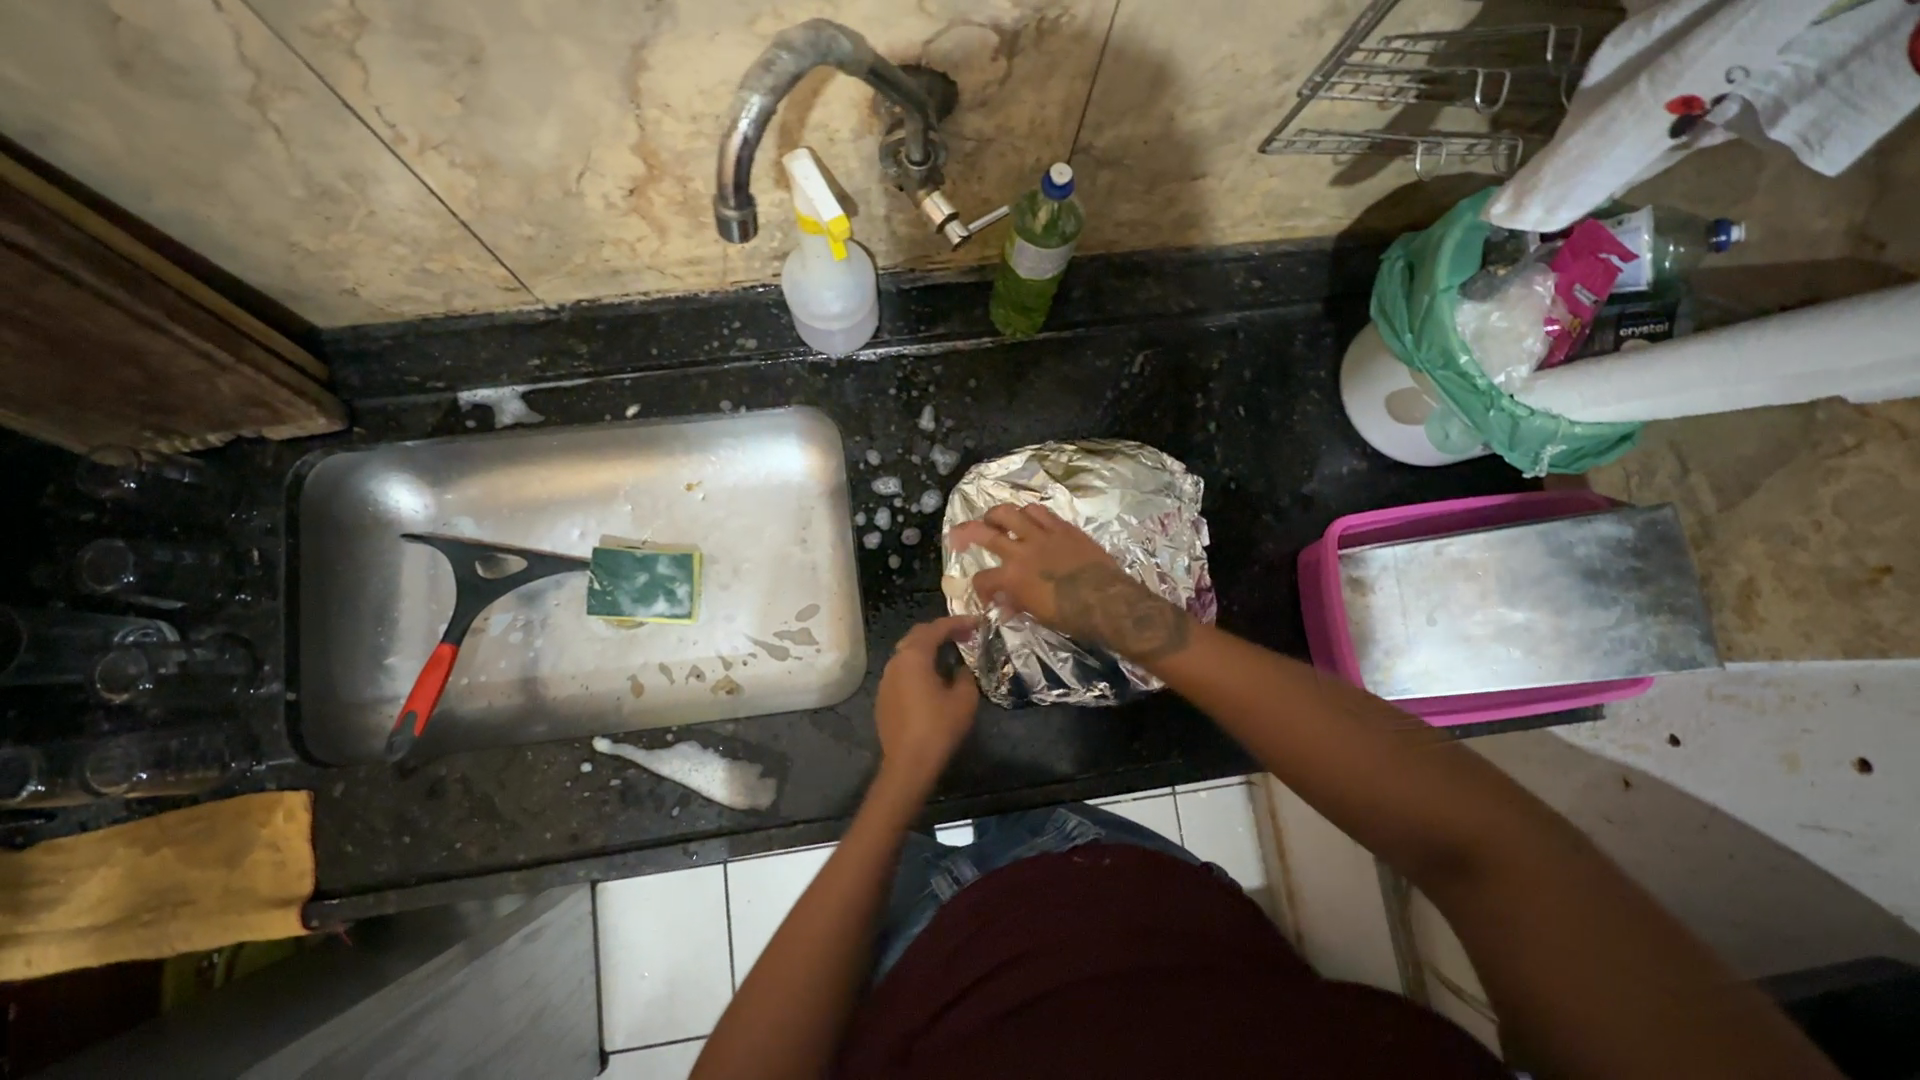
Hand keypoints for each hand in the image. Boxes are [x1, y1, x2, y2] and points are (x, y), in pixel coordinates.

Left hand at [875, 616, 979, 790]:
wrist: (908, 763)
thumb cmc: (938, 728)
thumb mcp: (964, 700)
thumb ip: (965, 676)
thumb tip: (961, 668)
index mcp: (914, 656)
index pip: (936, 628)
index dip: (958, 623)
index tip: (977, 623)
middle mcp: (896, 662)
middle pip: (917, 635)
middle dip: (940, 631)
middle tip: (963, 635)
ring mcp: (886, 679)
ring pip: (907, 653)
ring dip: (927, 649)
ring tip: (949, 654)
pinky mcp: (883, 696)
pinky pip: (902, 671)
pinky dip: (918, 666)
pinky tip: (932, 678)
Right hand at [948, 503, 1192, 662]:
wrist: (1107, 600)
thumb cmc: (1072, 616)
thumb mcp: (1037, 614)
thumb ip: (1018, 603)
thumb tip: (1006, 604)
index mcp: (1012, 577)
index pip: (983, 579)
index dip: (979, 589)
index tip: (986, 597)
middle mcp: (1021, 551)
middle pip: (984, 533)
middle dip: (965, 533)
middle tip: (957, 535)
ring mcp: (1043, 535)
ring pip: (1011, 512)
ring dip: (998, 514)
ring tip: (994, 519)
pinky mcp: (1064, 528)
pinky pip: (1041, 511)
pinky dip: (1030, 513)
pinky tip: (1028, 517)